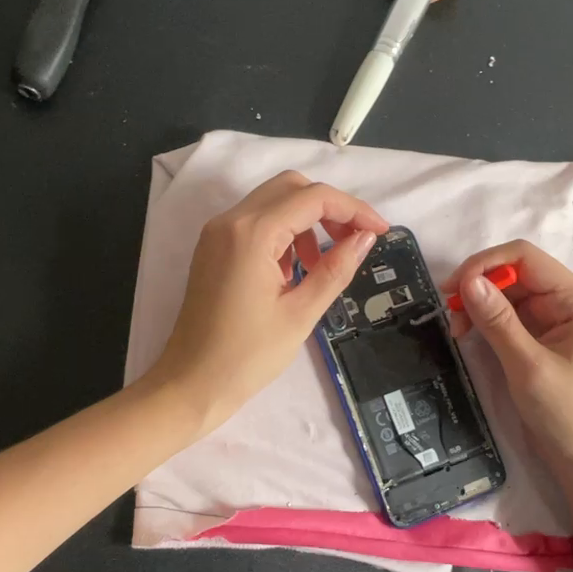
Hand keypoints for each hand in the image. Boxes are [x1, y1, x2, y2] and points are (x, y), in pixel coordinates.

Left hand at [144, 172, 386, 434]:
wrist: (191, 383)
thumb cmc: (246, 356)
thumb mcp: (300, 314)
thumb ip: (335, 269)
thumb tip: (365, 238)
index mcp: (251, 233)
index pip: (313, 198)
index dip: (354, 209)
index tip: (381, 232)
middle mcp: (230, 221)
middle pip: (291, 187)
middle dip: (330, 208)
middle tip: (354, 241)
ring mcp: (216, 233)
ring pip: (272, 202)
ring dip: (306, 221)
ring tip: (322, 265)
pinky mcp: (212, 248)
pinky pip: (255, 222)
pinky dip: (282, 233)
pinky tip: (294, 271)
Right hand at [443, 241, 572, 484]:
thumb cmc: (566, 413)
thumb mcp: (527, 366)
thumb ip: (498, 321)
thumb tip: (468, 282)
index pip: (525, 258)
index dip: (485, 264)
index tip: (453, 288)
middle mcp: (567, 299)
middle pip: (514, 272)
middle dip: (479, 286)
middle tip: (449, 312)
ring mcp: (554, 317)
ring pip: (507, 293)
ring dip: (478, 304)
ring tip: (457, 329)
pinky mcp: (540, 335)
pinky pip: (508, 314)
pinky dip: (485, 320)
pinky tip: (468, 334)